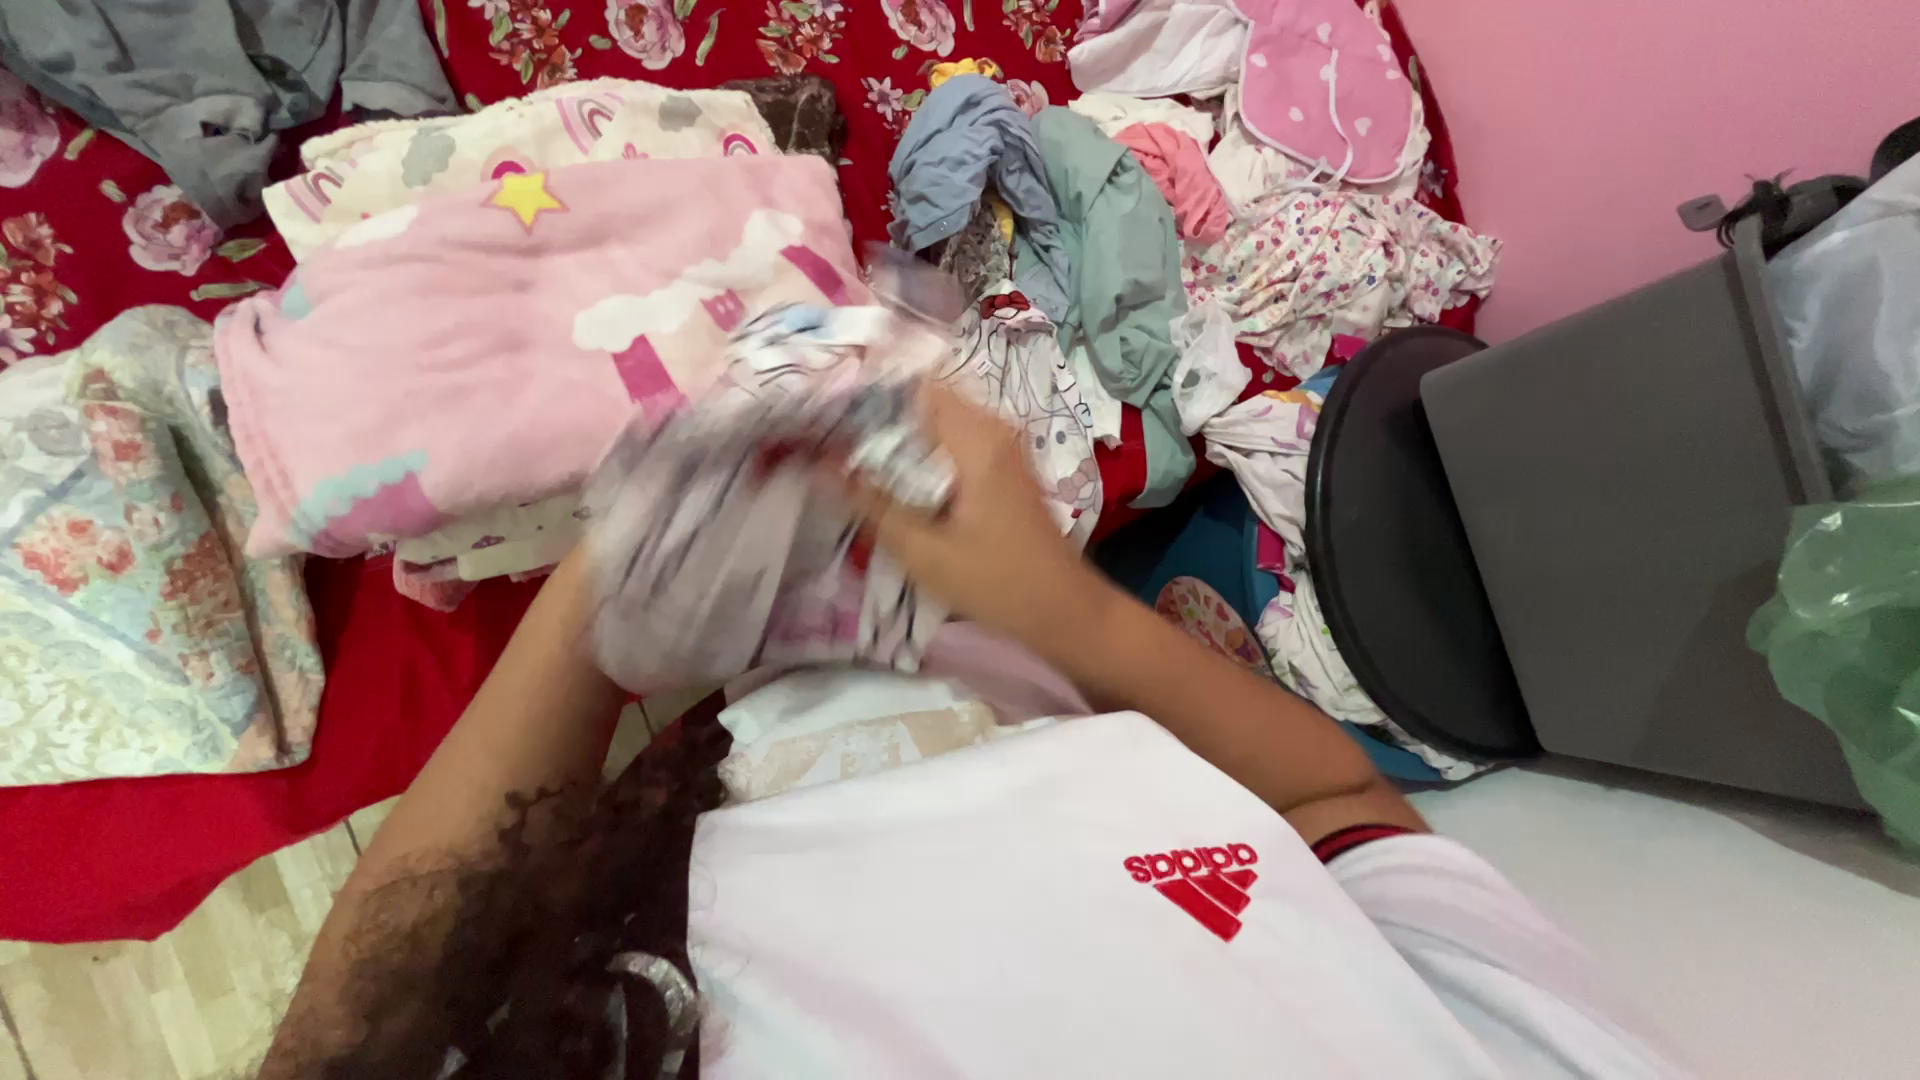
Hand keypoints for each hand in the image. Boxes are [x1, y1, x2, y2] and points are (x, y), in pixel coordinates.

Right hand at [837, 385, 1119, 652]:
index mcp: (977, 438)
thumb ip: (871, 503)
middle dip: (876, 413)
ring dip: (897, 434)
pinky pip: (954, 440)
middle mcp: (994, 429)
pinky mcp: (1004, 466)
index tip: (826, 408)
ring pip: (938, 420)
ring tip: (848, 450)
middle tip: (828, 432)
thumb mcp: (924, 550)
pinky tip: (892, 475)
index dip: (867, 390)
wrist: (1063, 610)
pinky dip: (921, 450)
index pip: (913, 384)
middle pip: (923, 399)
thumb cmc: (997, 582)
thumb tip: (816, 466)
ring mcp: (1003, 446)